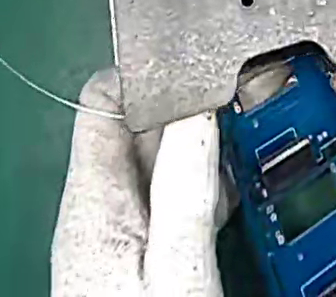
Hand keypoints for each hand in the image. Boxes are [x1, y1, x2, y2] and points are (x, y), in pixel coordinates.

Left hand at [51, 69, 224, 296]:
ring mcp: (116, 228)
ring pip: (159, 154)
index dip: (152, 72)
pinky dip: (202, 176)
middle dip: (189, 104)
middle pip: (140, 121)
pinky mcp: (136, 249)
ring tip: (243, 137)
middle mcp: (97, 207)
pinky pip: (169, 189)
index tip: (199, 67)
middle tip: (241, 99)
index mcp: (92, 201)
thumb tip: (199, 106)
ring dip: (201, 140)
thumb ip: (184, 184)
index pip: (105, 96)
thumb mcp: (177, 267)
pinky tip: (231, 186)